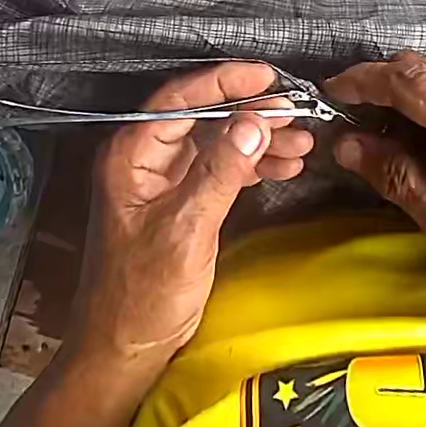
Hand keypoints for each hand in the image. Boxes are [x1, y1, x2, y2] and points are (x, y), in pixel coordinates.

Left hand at [72, 62, 315, 365]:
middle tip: (293, 112)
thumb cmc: (142, 295)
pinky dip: (253, 164)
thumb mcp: (186, 229)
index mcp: (133, 153)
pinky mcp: (183, 197)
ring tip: (300, 140)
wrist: (125, 349)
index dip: (225, 81)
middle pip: (205, 116)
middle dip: (251, 113)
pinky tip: (283, 164)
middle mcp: (147, 156)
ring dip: (259, 139)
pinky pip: (222, 166)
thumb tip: (254, 123)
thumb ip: (220, 171)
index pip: (182, 99)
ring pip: (219, 140)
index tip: (266, 76)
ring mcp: (166, 177)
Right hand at [326, 53, 425, 337]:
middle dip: (377, 86)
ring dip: (401, 98)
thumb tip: (351, 147)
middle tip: (346, 118)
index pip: (409, 80)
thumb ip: (400, 180)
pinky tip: (416, 142)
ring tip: (376, 137)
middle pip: (422, 69)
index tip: (330, 93)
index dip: (361, 82)